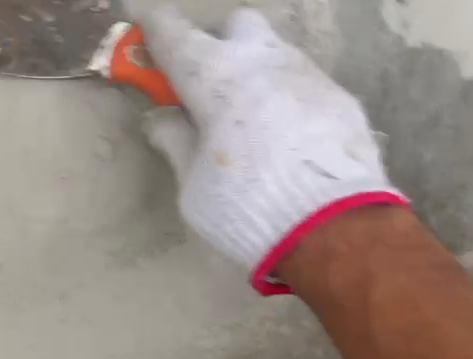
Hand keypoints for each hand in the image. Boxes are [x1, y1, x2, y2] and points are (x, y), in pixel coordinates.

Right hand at [129, 5, 404, 294]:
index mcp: (217, 80)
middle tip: (200, 86)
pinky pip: (297, 84)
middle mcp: (264, 61)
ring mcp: (305, 74)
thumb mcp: (192, 186)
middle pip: (235, 26)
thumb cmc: (242, 207)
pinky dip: (278, 99)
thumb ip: (177, 144)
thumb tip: (163, 119)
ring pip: (271, 53)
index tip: (137, 16)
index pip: (176, 38)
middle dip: (214, 44)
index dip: (152, 26)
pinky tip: (276, 138)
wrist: (328, 224)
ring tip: (240, 121)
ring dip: (249, 74)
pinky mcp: (335, 95)